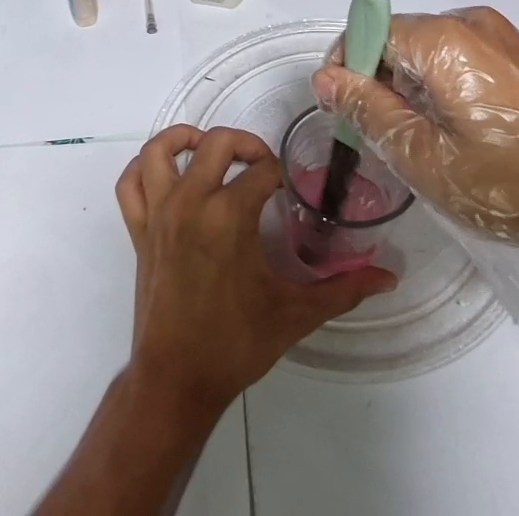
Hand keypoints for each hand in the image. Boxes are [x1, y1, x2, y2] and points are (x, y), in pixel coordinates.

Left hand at [115, 125, 395, 410]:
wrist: (177, 379)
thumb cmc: (237, 343)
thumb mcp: (296, 313)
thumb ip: (344, 289)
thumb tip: (389, 277)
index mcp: (229, 216)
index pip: (263, 171)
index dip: (285, 175)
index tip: (295, 192)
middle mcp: (190, 203)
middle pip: (217, 143)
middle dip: (247, 145)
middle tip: (265, 166)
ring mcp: (158, 214)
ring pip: (160, 151)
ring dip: (186, 140)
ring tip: (213, 151)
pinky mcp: (138, 231)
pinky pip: (130, 184)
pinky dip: (144, 168)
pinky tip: (169, 174)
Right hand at [312, 6, 518, 295]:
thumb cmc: (507, 182)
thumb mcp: (423, 157)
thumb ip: (367, 110)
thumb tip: (325, 78)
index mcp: (444, 39)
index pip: (369, 32)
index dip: (347, 71)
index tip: (348, 117)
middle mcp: (471, 21)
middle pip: (399, 39)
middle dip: (379, 82)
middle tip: (386, 140)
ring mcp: (500, 36)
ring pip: (427, 51)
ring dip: (411, 89)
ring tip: (426, 144)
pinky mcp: (518, 55)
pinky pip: (458, 58)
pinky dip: (442, 88)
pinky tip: (458, 133)